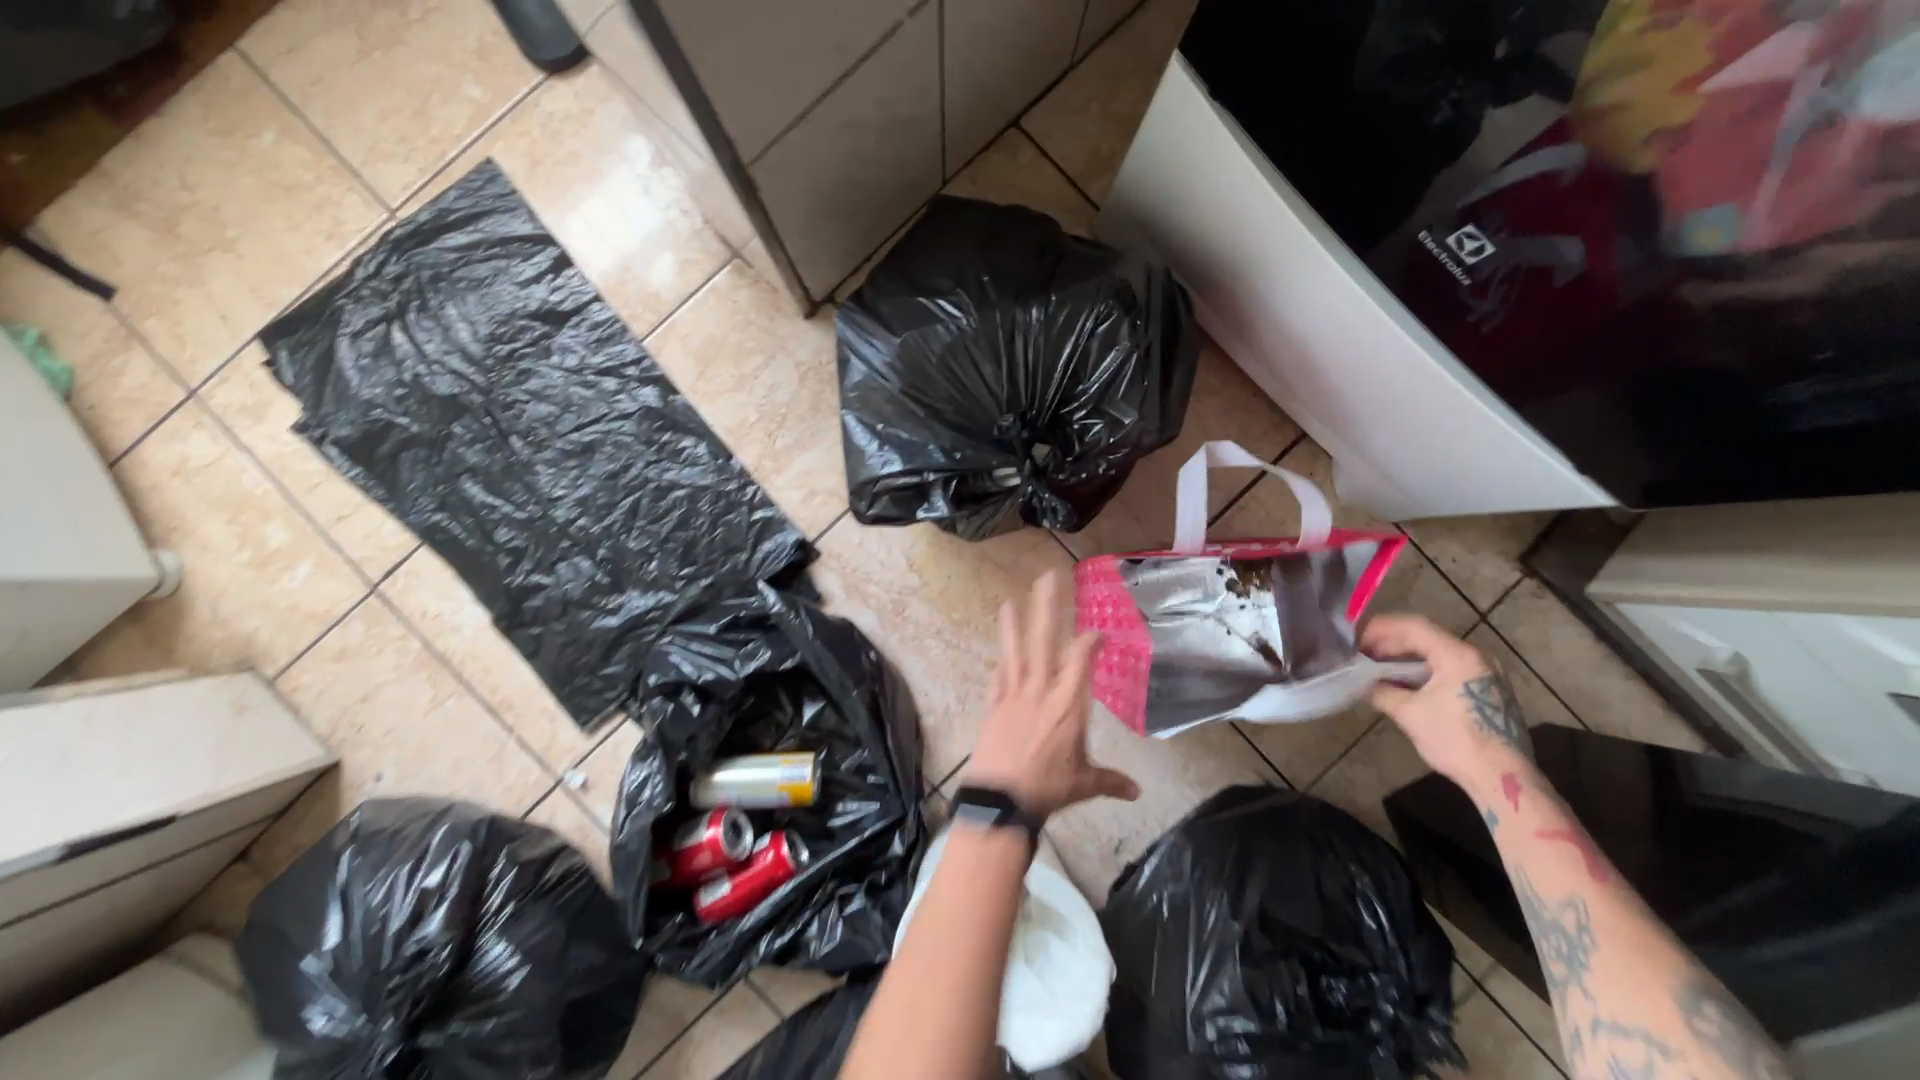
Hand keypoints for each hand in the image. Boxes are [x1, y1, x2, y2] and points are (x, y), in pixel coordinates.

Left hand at [963, 572, 1139, 818]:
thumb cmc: (1047, 788)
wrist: (1000, 799)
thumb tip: (1136, 792)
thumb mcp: (1084, 784)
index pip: (1081, 660)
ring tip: (1011, 600)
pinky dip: (1001, 660)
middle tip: (1048, 577)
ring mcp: (1013, 696)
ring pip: (1015, 652)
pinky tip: (1000, 648)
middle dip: (1047, 608)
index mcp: (1068, 704)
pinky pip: (999, 676)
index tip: (1098, 632)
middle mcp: (1041, 691)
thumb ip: (1110, 782)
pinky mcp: (993, 706)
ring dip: (1014, 625)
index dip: (1090, 641)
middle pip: (1045, 641)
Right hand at [1362, 615, 1533, 791]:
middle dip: (1391, 644)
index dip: (1380, 629)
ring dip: (1407, 658)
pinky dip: (1425, 670)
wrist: (1502, 777)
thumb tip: (1360, 684)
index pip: (1413, 627)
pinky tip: (1405, 683)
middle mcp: (1477, 656)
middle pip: (1427, 638)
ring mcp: (1487, 672)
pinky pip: (1451, 668)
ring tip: (1379, 668)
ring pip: (1439, 653)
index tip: (1356, 640)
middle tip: (1363, 654)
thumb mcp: (1410, 715)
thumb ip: (1382, 692)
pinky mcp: (1489, 689)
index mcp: (1459, 656)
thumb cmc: (1455, 741)